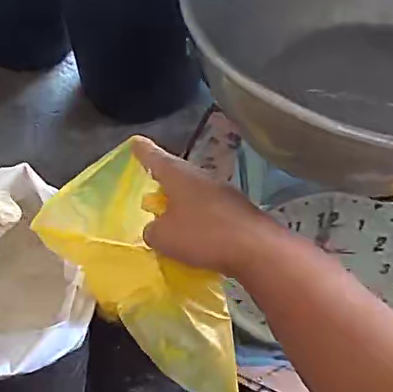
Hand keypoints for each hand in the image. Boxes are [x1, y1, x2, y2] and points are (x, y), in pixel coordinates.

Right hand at [132, 136, 283, 276]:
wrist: (256, 249)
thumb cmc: (203, 235)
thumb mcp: (163, 237)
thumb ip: (152, 230)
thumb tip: (155, 228)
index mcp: (180, 176)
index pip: (156, 158)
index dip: (144, 152)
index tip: (136, 142)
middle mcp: (203, 178)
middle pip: (178, 176)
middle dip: (166, 184)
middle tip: (154, 191)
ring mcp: (225, 194)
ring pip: (197, 195)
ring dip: (185, 205)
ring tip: (174, 220)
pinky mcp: (239, 212)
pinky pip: (212, 213)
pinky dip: (202, 222)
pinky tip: (199, 238)